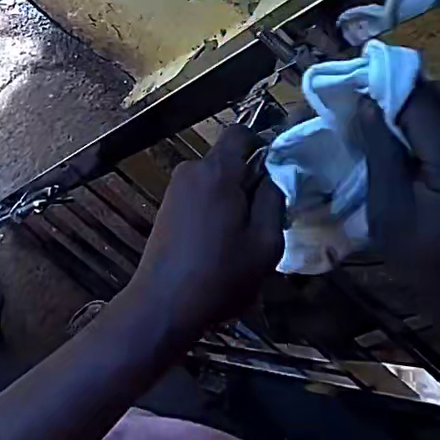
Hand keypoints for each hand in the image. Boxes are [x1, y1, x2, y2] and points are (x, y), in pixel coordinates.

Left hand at [125, 125, 284, 336]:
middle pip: (230, 158)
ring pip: (216, 179)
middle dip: (250, 179)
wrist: (162, 307)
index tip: (277, 175)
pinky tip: (219, 244)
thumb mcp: (265, 242)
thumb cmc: (219, 275)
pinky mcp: (167, 207)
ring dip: (233, 198)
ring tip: (241, 237)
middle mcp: (192, 170)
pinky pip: (201, 194)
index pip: (242, 132)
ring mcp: (175, 188)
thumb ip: (274, 199)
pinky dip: (214, 209)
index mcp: (217, 171)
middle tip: (264, 217)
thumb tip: (274, 174)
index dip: (263, 145)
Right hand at [356, 79, 439, 299]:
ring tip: (409, 130)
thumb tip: (367, 105)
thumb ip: (380, 154)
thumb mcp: (389, 217)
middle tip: (388, 114)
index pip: (422, 104)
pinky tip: (434, 147)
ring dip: (437, 104)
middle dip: (417, 93)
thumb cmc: (431, 271)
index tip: (363, 93)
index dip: (389, 92)